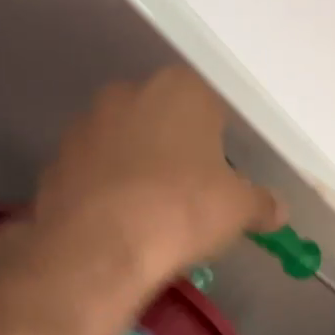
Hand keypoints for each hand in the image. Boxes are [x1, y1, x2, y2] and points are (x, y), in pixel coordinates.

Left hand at [28, 66, 286, 289]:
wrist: (99, 245)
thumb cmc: (183, 210)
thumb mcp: (240, 211)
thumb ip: (262, 203)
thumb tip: (277, 208)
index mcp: (181, 89)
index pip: (212, 107)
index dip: (221, 144)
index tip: (224, 178)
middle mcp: (130, 92)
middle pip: (165, 121)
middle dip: (178, 151)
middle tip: (193, 196)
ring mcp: (87, 123)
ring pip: (126, 144)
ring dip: (140, 170)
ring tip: (153, 215)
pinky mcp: (57, 159)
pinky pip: (96, 172)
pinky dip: (109, 191)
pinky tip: (121, 224)